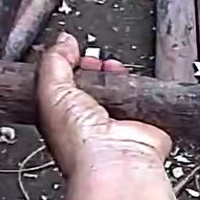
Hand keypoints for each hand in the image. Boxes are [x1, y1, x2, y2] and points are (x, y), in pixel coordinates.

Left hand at [35, 33, 171, 181]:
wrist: (114, 159)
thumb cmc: (78, 141)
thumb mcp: (51, 91)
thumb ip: (54, 62)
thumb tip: (64, 41)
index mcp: (67, 117)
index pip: (70, 84)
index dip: (72, 65)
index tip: (75, 54)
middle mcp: (95, 121)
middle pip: (99, 84)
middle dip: (99, 68)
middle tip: (98, 63)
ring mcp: (122, 123)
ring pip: (123, 89)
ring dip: (121, 76)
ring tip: (116, 71)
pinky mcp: (147, 125)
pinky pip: (147, 99)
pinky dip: (144, 88)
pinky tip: (136, 85)